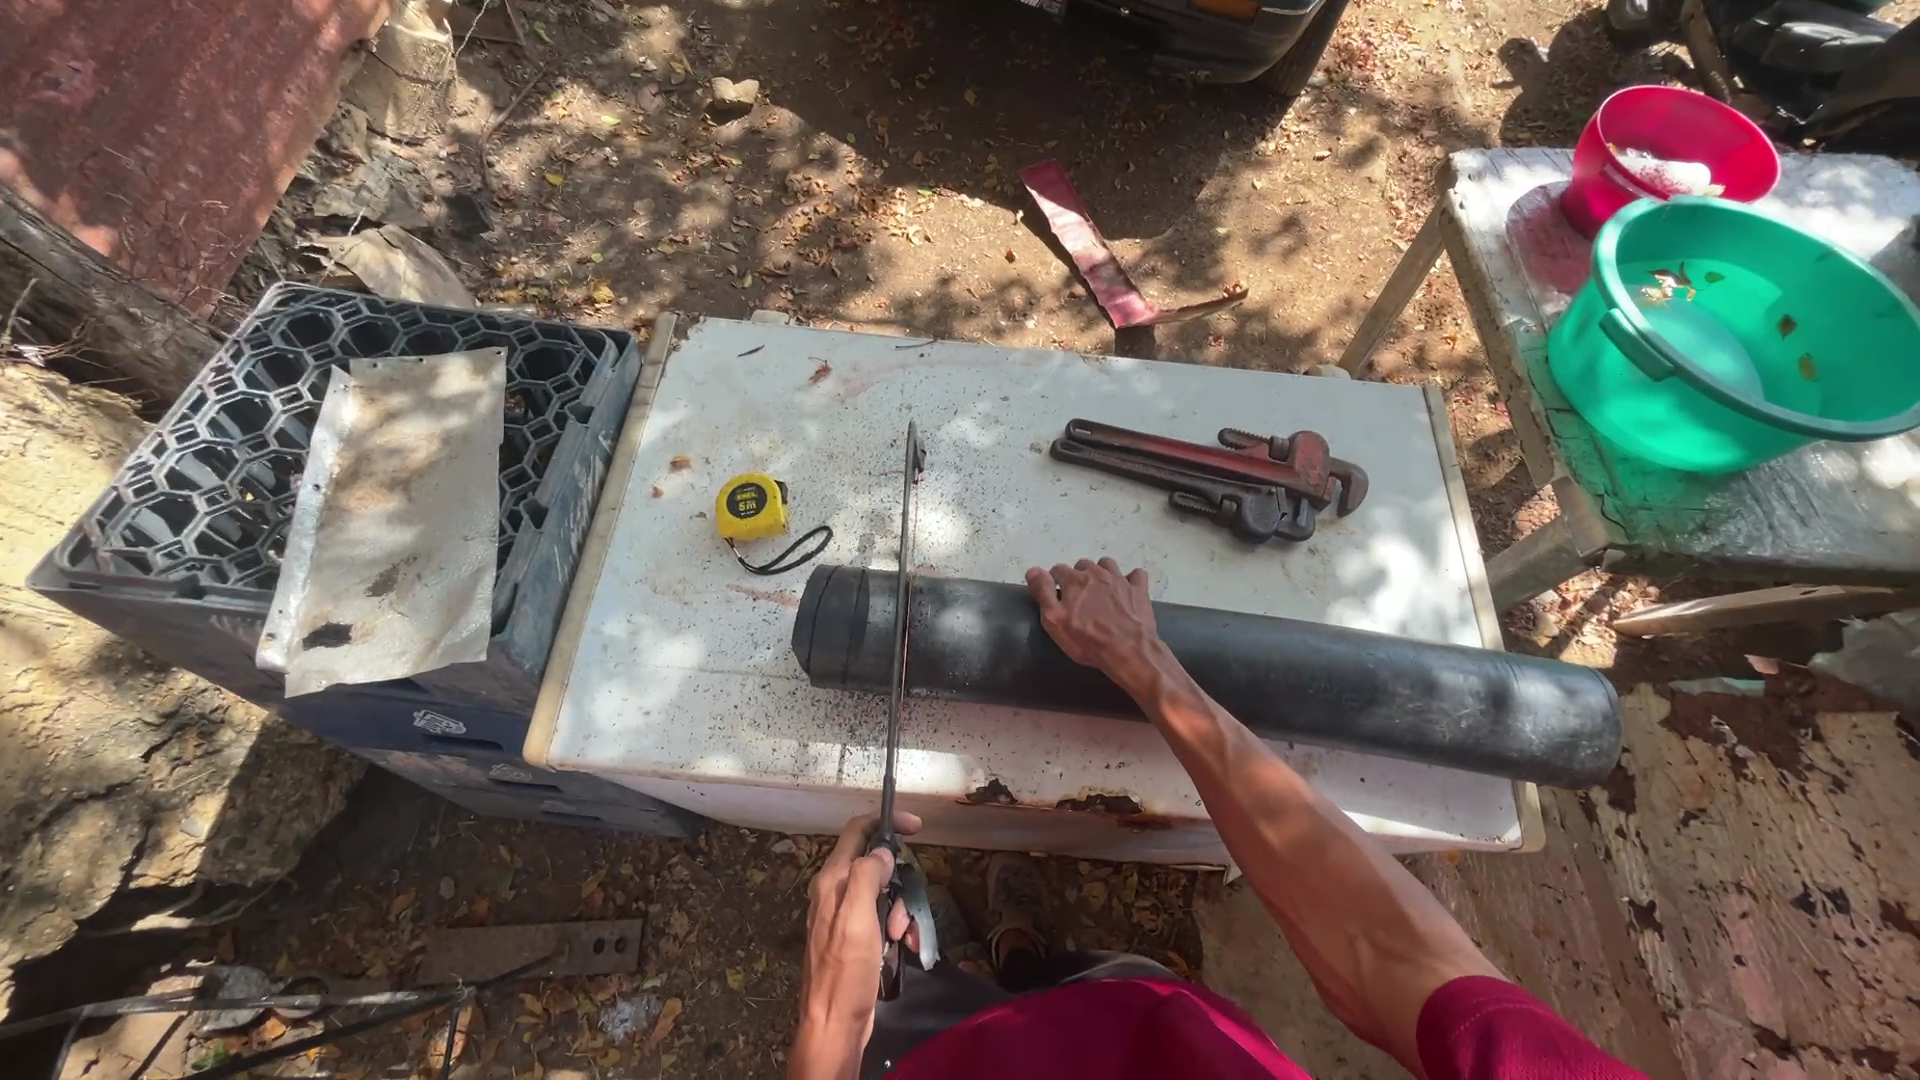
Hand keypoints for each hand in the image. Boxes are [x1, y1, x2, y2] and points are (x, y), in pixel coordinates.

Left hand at [791, 810, 921, 1079]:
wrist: (834, 1025)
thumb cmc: (845, 971)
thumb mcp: (856, 917)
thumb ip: (867, 875)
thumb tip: (882, 850)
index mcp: (831, 880)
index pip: (857, 830)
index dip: (886, 822)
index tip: (916, 827)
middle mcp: (835, 891)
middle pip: (876, 863)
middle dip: (898, 882)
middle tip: (903, 910)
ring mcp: (845, 915)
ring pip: (883, 892)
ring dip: (900, 910)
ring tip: (900, 937)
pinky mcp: (856, 937)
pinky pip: (882, 918)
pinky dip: (896, 927)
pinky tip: (902, 947)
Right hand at [1025, 558, 1164, 690]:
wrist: (1128, 651)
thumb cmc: (1087, 640)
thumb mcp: (1054, 620)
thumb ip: (1042, 592)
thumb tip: (1033, 570)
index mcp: (1074, 580)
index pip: (1058, 570)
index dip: (1054, 581)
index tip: (1056, 596)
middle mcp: (1097, 573)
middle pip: (1082, 565)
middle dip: (1077, 577)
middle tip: (1078, 598)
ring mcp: (1120, 579)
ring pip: (1107, 565)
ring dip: (1101, 573)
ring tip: (1100, 591)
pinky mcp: (1139, 589)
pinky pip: (1135, 574)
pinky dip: (1130, 579)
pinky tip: (1126, 591)